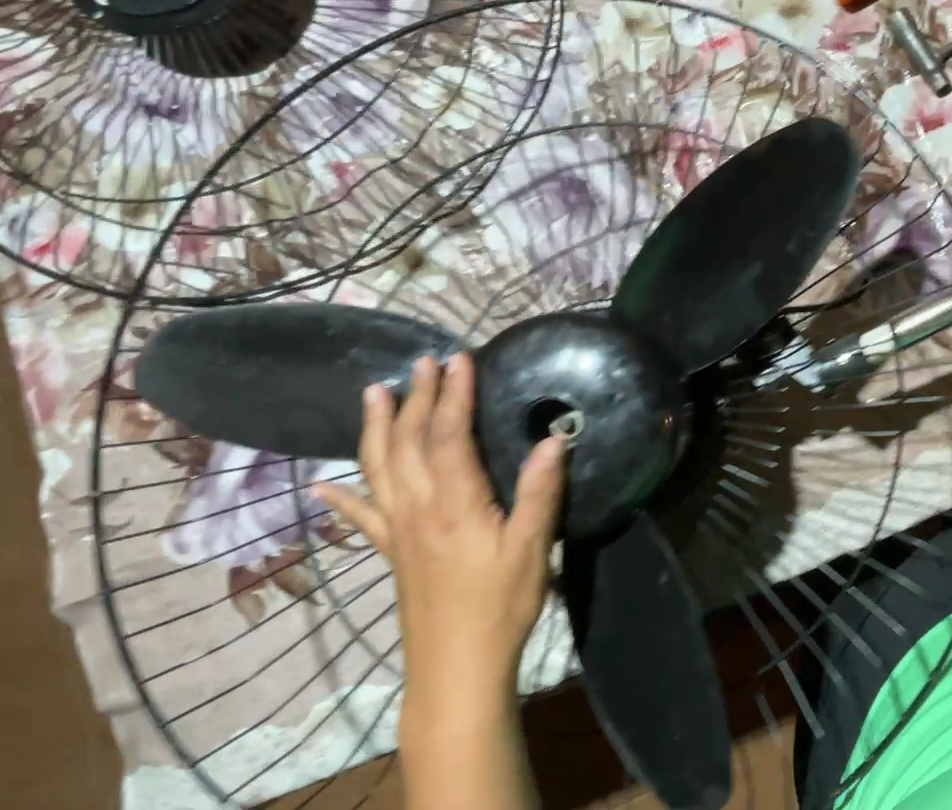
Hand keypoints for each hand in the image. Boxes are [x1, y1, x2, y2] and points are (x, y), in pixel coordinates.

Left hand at [313, 354, 566, 697]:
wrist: (455, 665)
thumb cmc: (501, 603)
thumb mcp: (531, 546)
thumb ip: (538, 491)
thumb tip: (553, 439)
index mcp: (454, 504)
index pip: (448, 436)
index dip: (453, 395)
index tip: (459, 360)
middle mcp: (417, 509)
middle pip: (408, 443)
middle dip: (416, 399)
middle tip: (422, 363)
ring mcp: (398, 531)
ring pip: (378, 469)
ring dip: (376, 428)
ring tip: (373, 394)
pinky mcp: (392, 552)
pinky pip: (361, 516)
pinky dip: (341, 496)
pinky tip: (323, 486)